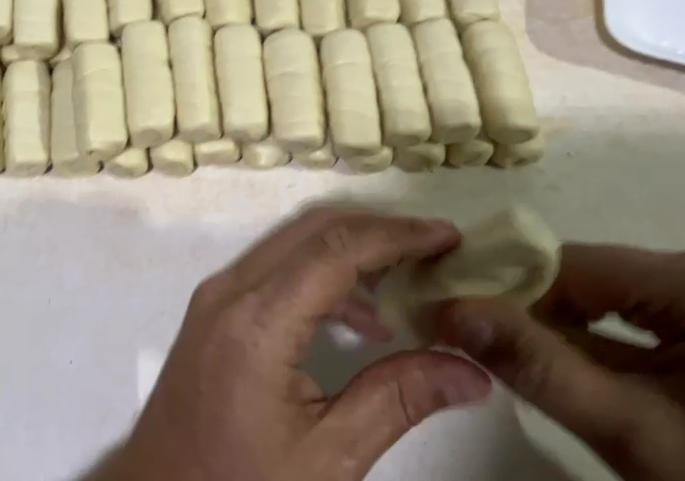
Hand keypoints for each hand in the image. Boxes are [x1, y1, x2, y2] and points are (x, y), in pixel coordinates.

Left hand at [94, 207, 495, 480]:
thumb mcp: (329, 456)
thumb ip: (398, 400)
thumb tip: (471, 372)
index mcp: (258, 320)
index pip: (336, 249)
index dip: (397, 235)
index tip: (448, 236)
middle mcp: (231, 289)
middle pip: (312, 229)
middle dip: (378, 230)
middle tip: (436, 250)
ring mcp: (217, 294)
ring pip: (292, 242)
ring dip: (350, 250)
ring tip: (409, 282)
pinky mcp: (214, 309)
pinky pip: (275, 268)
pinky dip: (321, 275)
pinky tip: (362, 321)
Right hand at [428, 245, 684, 480]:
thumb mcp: (631, 434)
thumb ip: (539, 367)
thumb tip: (447, 308)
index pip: (567, 266)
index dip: (502, 290)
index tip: (444, 318)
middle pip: (576, 280)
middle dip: (524, 314)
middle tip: (465, 346)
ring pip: (588, 301)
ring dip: (544, 332)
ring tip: (496, 359)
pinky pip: (613, 323)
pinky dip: (576, 348)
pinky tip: (545, 371)